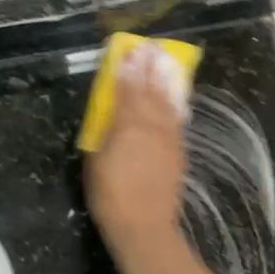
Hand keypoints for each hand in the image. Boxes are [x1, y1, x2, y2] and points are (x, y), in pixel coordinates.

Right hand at [87, 42, 190, 253]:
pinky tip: (177, 104)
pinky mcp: (178, 154)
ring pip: (169, 104)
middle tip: (154, 48)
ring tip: (168, 66)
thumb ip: (105, 137)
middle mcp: (152, 126)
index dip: (128, 69)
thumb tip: (112, 122)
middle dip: (152, 68)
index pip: (128, 89)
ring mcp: (169, 140)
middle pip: (152, 90)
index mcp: (128, 125)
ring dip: (167, 84)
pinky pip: (177, 123)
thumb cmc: (110, 197)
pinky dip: (176, 108)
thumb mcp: (96, 163)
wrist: (144, 226)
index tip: (131, 50)